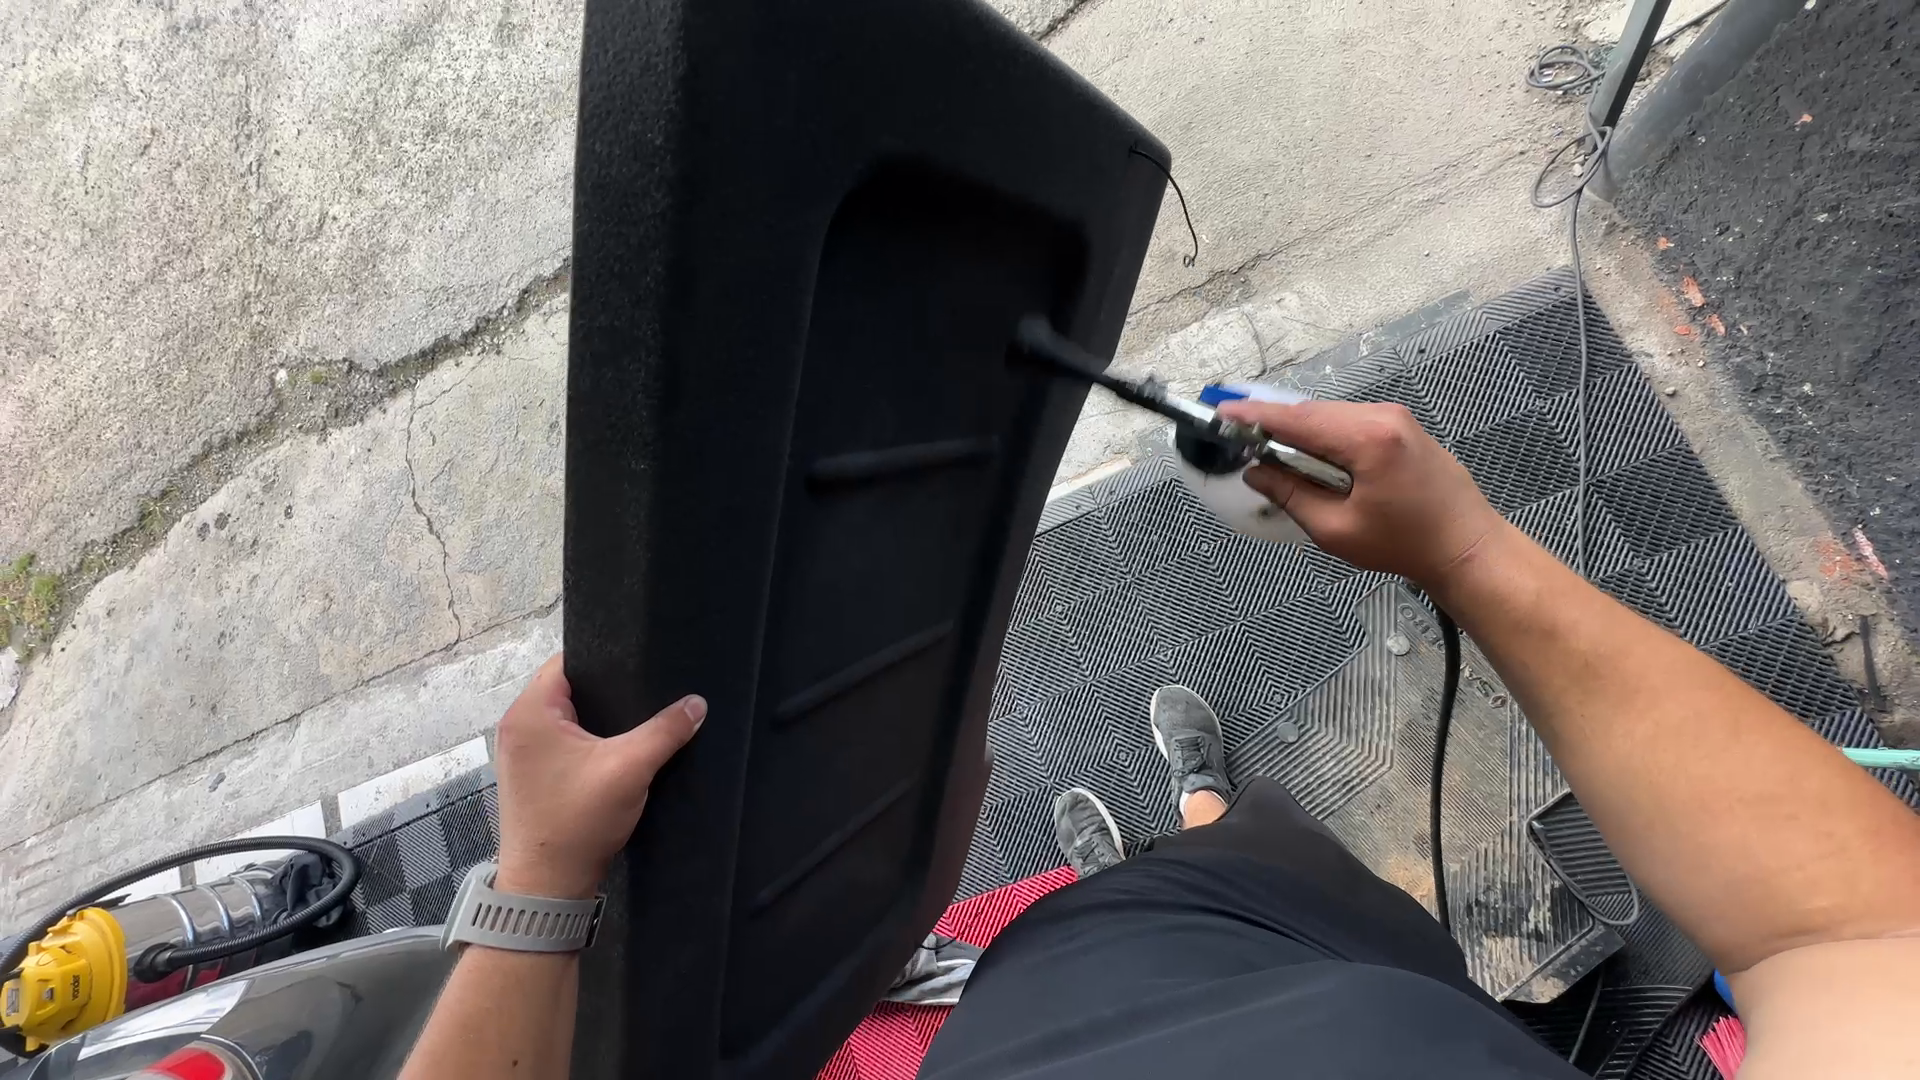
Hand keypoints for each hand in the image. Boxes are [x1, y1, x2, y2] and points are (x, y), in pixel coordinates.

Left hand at [492, 654, 705, 898]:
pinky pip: (568, 737)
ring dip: (604, 713)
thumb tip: (698, 703)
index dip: (605, 654)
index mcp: (530, 713)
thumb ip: (666, 730)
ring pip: (571, 714)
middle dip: (610, 684)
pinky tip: (626, 739)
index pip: (567, 662)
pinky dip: (594, 735)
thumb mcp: (630, 768)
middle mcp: (519, 726)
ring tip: (646, 705)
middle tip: (652, 678)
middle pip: (570, 687)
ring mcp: (523, 752)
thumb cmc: (578, 819)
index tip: (643, 653)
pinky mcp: (535, 773)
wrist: (548, 887)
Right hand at [1215, 399, 1507, 588]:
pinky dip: (1318, 433)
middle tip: (1235, 433)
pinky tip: (1303, 451)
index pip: (1297, 420)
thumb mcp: (1335, 529)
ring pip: (1328, 415)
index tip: (1221, 412)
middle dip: (1271, 421)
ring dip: (1295, 429)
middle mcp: (1382, 417)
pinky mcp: (1400, 428)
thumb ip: (1290, 495)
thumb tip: (1255, 473)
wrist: (1468, 547)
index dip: (1255, 416)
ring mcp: (1395, 418)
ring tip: (1263, 445)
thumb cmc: (1403, 544)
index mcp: (1367, 439)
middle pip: (1311, 412)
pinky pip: (1346, 422)